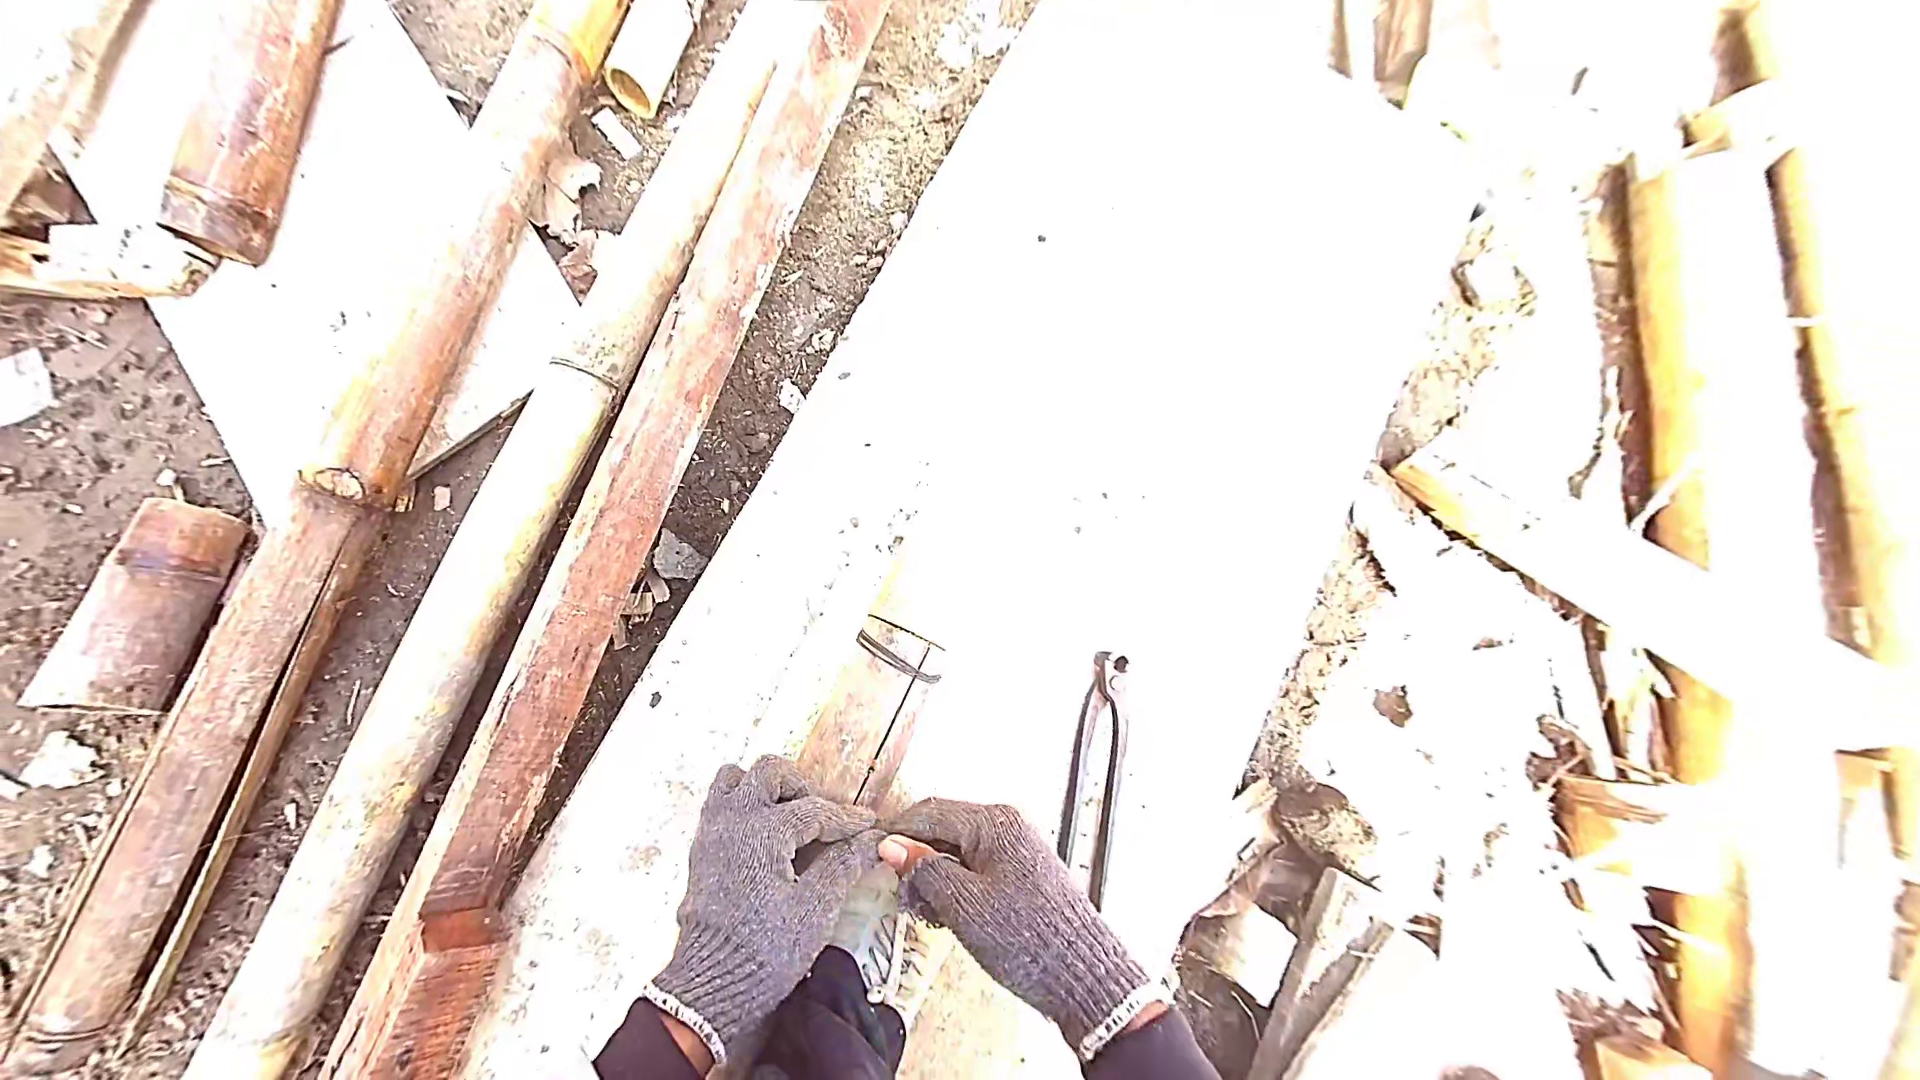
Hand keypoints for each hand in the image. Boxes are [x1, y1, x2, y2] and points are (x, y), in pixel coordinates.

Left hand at [644, 756, 881, 1065]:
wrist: (710, 991)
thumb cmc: (766, 951)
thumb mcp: (816, 909)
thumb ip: (845, 864)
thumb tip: (872, 840)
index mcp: (763, 831)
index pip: (816, 810)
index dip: (847, 819)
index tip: (869, 826)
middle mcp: (734, 819)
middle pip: (771, 772)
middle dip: (802, 788)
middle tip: (821, 817)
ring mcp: (712, 830)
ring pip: (737, 778)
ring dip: (767, 788)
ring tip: (788, 816)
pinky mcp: (700, 847)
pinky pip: (719, 801)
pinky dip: (742, 803)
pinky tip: (763, 832)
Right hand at [879, 799, 1167, 1059]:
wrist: (1084, 974)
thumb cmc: (1026, 936)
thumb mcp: (963, 905)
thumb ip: (924, 869)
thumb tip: (891, 846)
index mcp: (993, 821)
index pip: (932, 810)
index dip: (899, 831)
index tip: (873, 852)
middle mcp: (1006, 824)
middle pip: (946, 827)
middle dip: (918, 856)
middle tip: (900, 891)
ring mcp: (1016, 846)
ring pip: (960, 848)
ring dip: (936, 872)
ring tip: (925, 909)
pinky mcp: (1021, 870)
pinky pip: (977, 865)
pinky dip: (956, 882)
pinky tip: (948, 911)